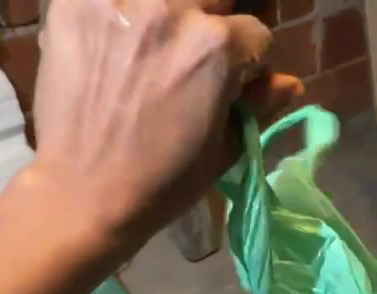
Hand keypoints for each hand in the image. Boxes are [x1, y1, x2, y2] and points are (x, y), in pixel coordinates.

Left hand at [26, 0, 303, 248]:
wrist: (86, 192)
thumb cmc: (163, 183)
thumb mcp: (222, 151)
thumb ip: (257, 107)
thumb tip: (290, 83)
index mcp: (216, 47)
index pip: (257, 32)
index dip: (250, 64)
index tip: (234, 85)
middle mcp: (171, 7)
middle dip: (214, 25)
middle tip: (193, 60)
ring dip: (169, 16)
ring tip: (154, 52)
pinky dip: (121, 14)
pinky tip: (116, 44)